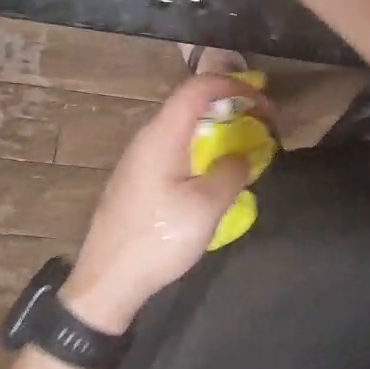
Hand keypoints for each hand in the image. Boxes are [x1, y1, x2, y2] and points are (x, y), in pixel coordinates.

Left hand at [60, 74, 255, 333]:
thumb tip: (242, 156)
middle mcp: (147, 138)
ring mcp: (138, 158)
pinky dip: (200, 144)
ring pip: (182, 125)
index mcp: (162, 135)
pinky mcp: (136, 179)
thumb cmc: (157, 240)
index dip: (235, 85)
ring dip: (216, 126)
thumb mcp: (206, 208)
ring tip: (242, 142)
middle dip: (230, 104)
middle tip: (259, 121)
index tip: (263, 103)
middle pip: (191, 102)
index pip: (199, 87)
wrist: (106, 283)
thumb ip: (232, 172)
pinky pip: (174, 145)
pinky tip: (213, 169)